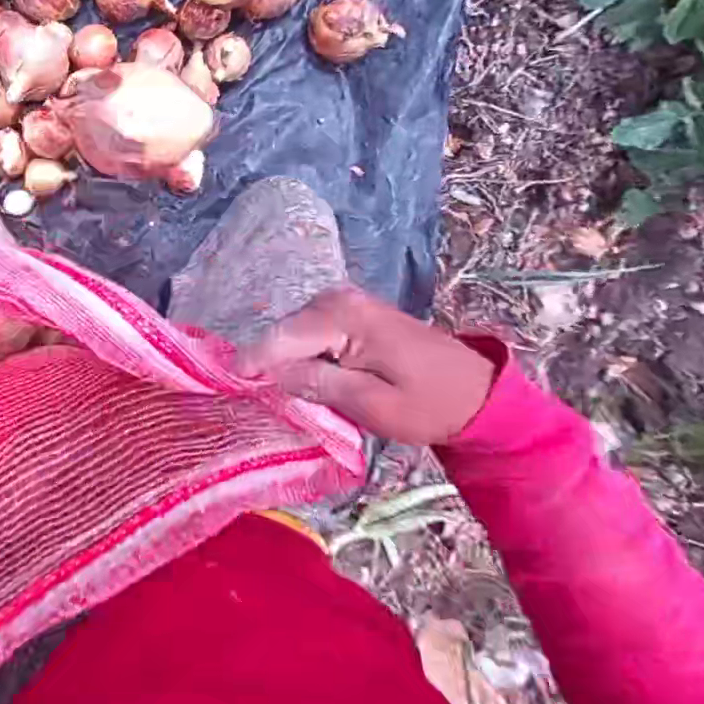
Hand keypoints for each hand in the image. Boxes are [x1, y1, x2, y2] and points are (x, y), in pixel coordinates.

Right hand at [234, 285, 500, 444]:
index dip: (252, 362)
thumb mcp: (374, 405)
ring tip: (270, 390)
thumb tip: (273, 375)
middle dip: (266, 361)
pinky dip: (300, 351)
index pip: (282, 338)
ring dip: (282, 357)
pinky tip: (299, 374)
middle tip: (250, 396)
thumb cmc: (430, 404)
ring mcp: (345, 300)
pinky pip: (311, 329)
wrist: (477, 391)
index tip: (226, 383)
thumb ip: (319, 385)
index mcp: (344, 317)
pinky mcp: (350, 310)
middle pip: (284, 331)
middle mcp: (338, 298)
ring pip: (294, 330)